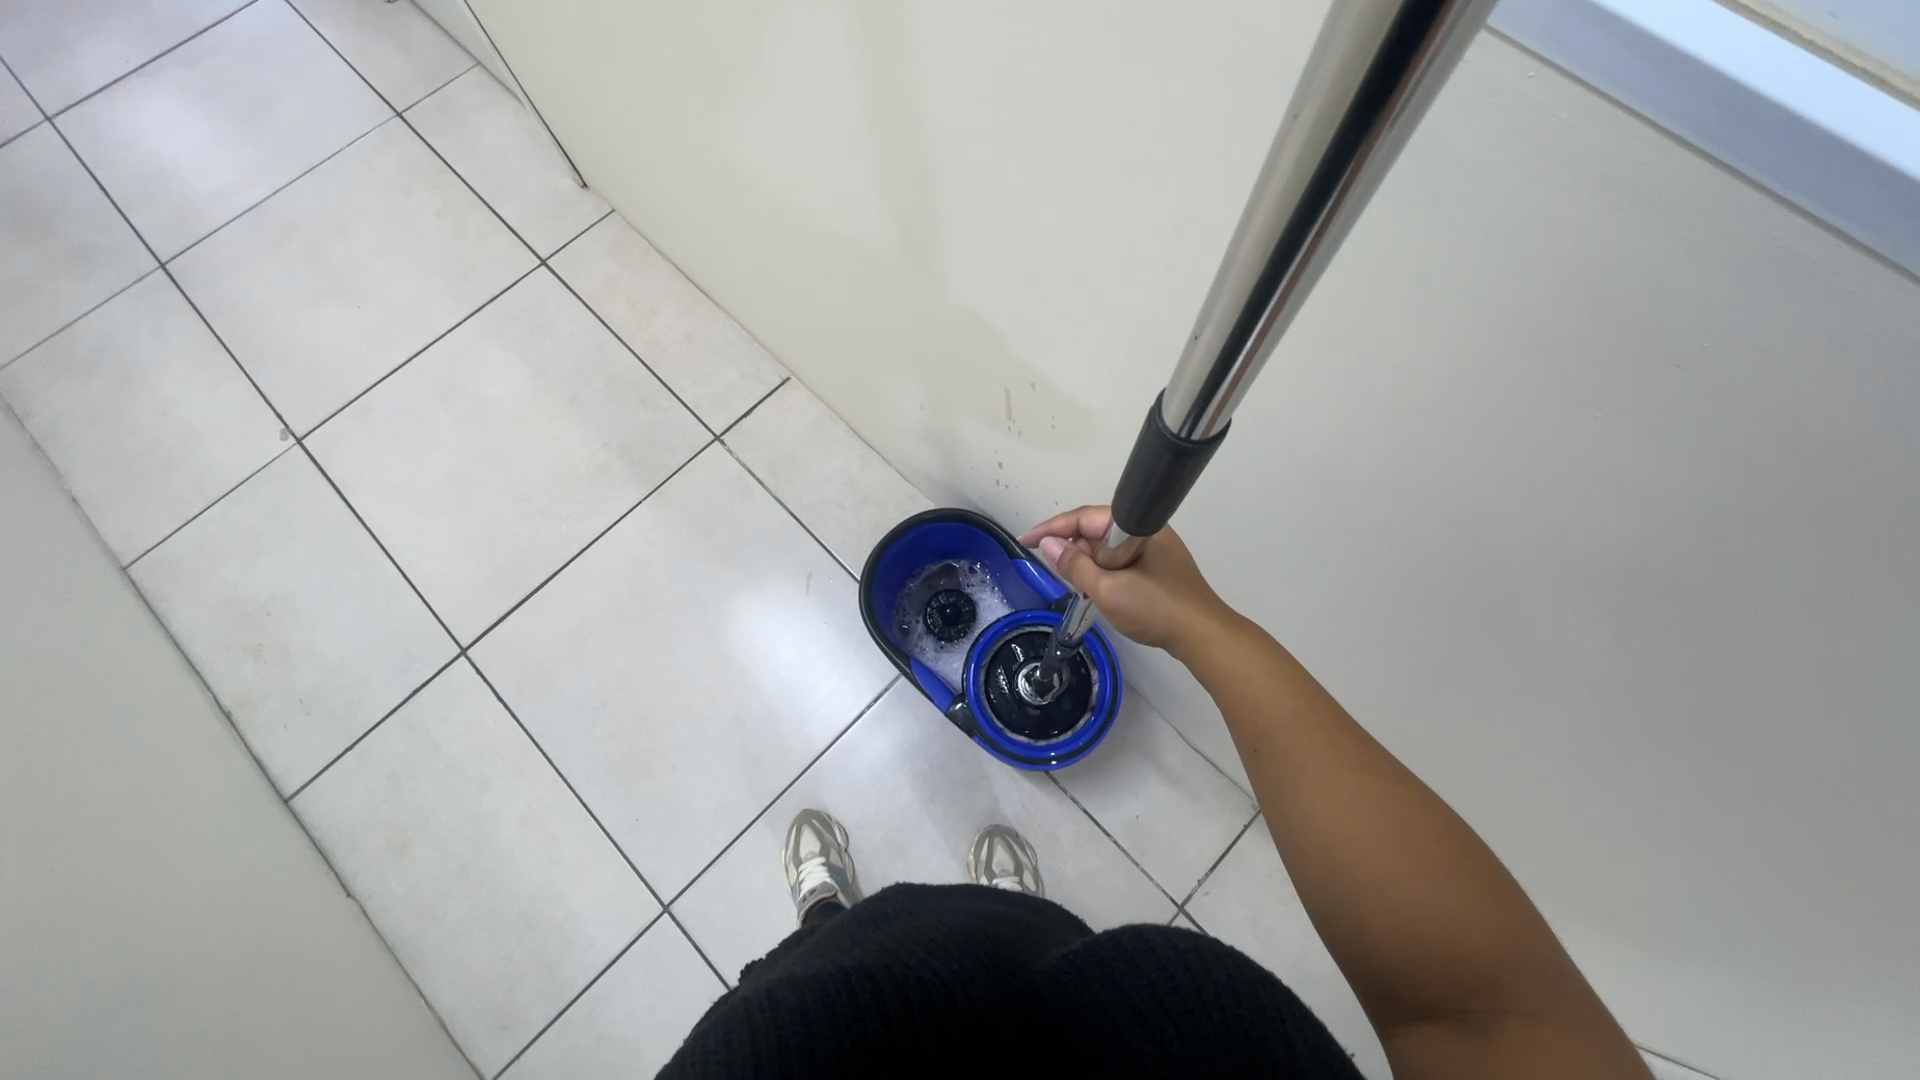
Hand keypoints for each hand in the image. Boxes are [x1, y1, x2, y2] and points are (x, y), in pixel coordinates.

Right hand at [1020, 506, 1236, 659]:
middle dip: (1071, 547)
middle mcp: (1146, 530)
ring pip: (1107, 547)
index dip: (1052, 528)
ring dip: (1087, 563)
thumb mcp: (1106, 590)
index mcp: (1136, 526)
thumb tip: (1048, 545)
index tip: (1026, 540)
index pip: (1084, 517)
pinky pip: (1120, 560)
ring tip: (1074, 583)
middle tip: (1052, 569)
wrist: (1203, 636)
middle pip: (1095, 530)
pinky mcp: (1157, 567)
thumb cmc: (1156, 609)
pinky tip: (1096, 588)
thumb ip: (1074, 566)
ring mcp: (1154, 548)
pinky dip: (1103, 571)